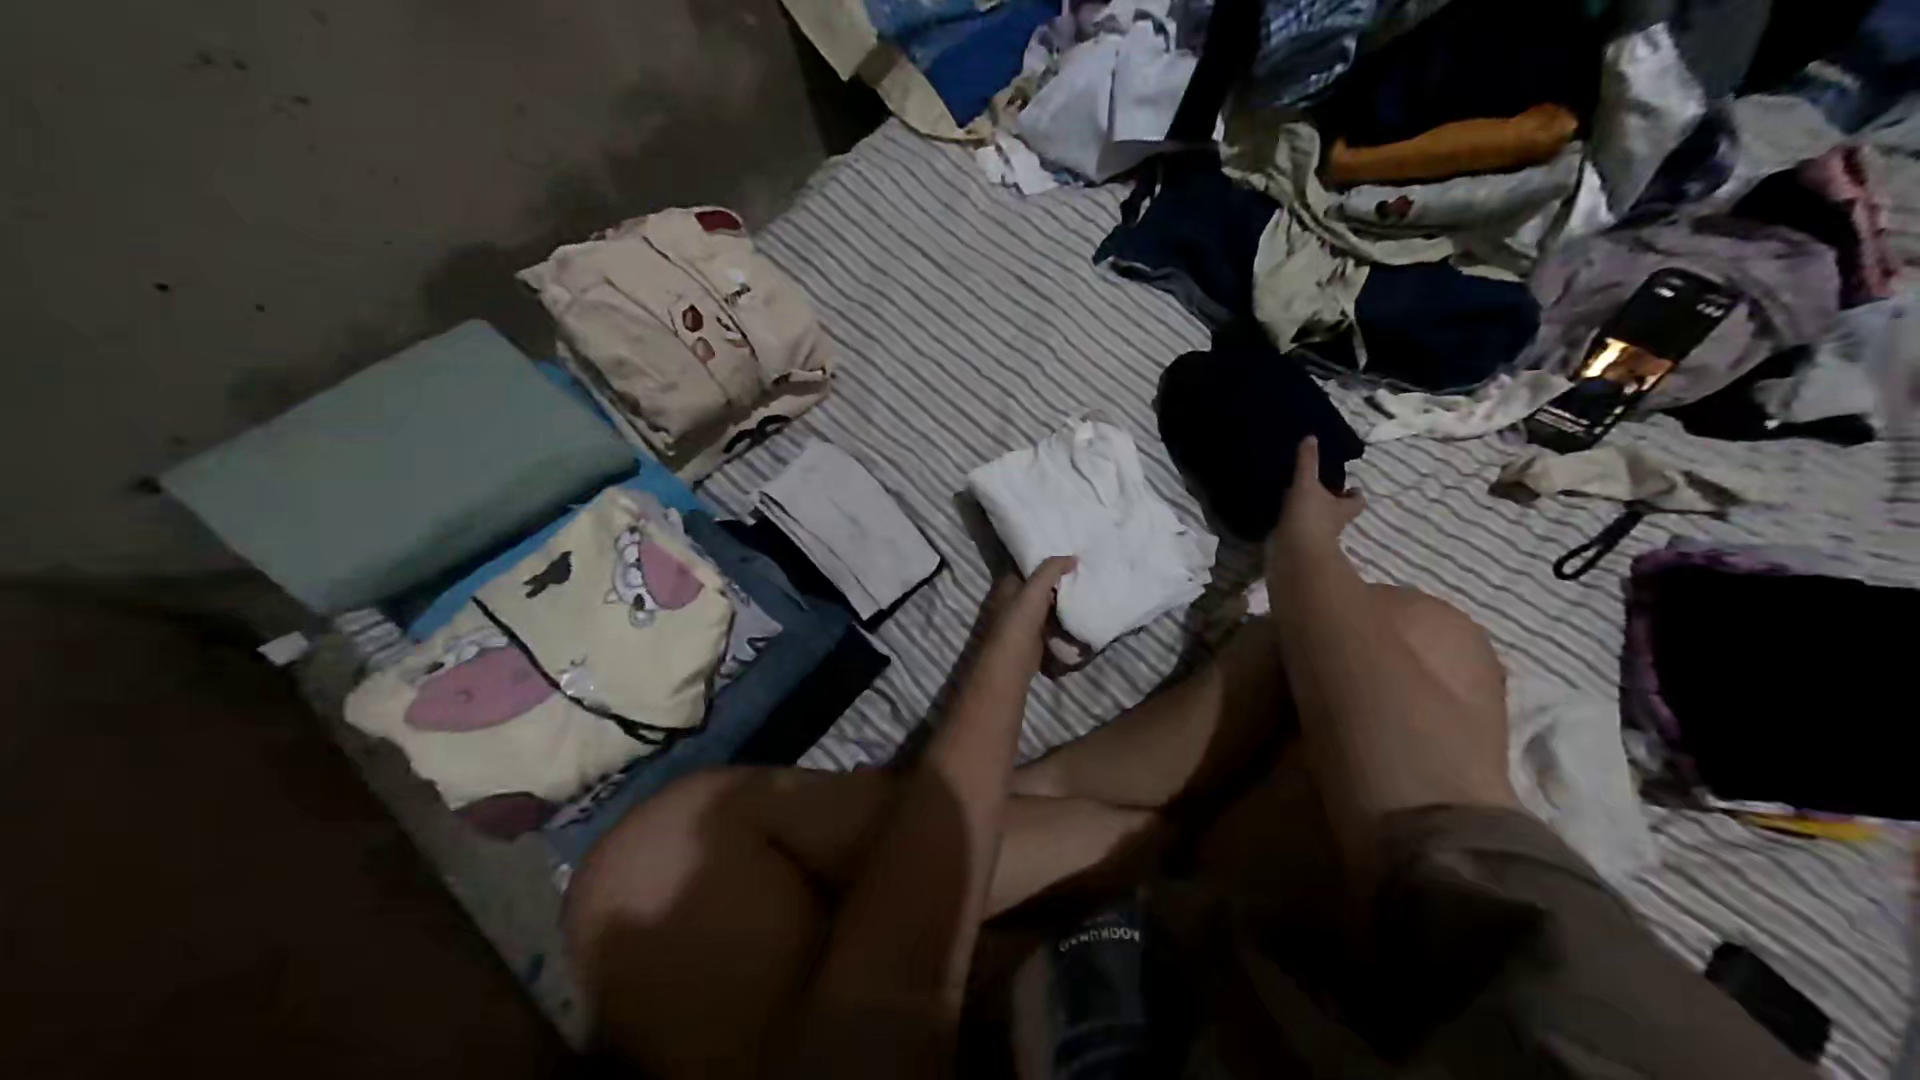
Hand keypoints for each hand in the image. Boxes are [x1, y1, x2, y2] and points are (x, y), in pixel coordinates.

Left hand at [978, 555, 1076, 669]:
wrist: (1011, 664)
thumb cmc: (1018, 622)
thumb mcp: (1034, 590)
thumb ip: (1051, 569)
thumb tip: (1073, 557)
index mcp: (1008, 583)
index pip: (1027, 563)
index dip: (1046, 556)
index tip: (1069, 551)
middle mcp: (1013, 598)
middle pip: (1039, 583)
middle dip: (1058, 578)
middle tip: (1084, 569)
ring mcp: (1024, 618)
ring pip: (1047, 602)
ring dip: (1063, 598)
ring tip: (1088, 586)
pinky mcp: (1034, 635)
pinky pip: (1052, 620)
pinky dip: (1063, 616)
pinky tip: (1080, 610)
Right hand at [1267, 437, 1364, 571]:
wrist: (1294, 553)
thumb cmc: (1308, 516)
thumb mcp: (1306, 484)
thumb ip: (1307, 462)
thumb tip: (1310, 437)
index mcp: (1343, 508)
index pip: (1357, 501)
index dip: (1354, 494)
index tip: (1348, 488)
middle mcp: (1334, 523)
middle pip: (1338, 512)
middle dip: (1331, 504)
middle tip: (1318, 492)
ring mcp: (1318, 537)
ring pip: (1319, 523)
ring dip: (1311, 516)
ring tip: (1295, 503)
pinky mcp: (1300, 546)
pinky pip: (1300, 532)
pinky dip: (1295, 526)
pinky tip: (1282, 518)